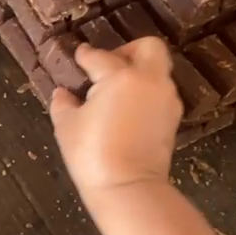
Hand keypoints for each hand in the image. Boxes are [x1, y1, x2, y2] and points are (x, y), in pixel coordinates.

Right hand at [50, 37, 182, 195]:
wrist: (127, 187)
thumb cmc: (91, 153)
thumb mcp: (66, 125)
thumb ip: (63, 103)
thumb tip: (63, 93)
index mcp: (120, 77)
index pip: (99, 57)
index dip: (84, 55)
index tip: (78, 55)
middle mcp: (149, 80)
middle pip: (148, 47)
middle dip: (127, 51)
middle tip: (108, 67)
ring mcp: (165, 98)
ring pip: (157, 70)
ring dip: (137, 74)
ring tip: (115, 93)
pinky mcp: (172, 117)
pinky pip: (159, 93)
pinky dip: (144, 93)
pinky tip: (126, 110)